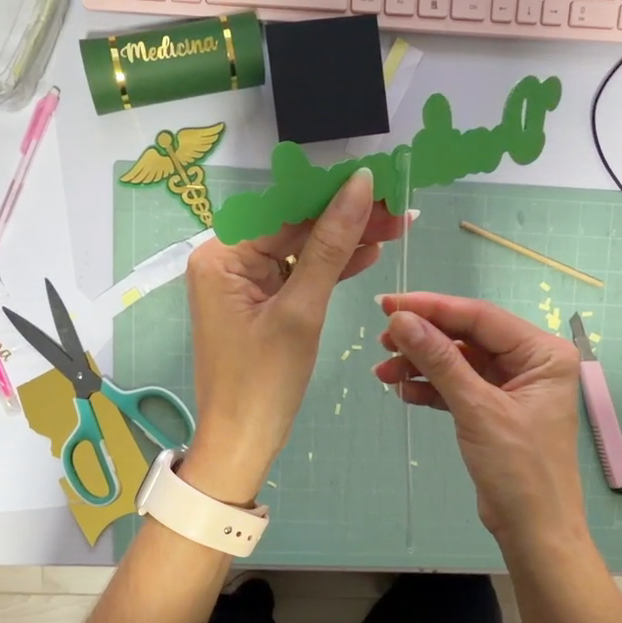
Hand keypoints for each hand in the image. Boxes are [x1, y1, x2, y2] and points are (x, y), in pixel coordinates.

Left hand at [182, 169, 407, 503]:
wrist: (241, 443)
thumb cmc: (264, 383)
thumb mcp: (301, 311)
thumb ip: (330, 246)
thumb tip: (360, 185)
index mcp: (221, 256)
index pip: (286, 210)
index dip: (336, 193)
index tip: (382, 179)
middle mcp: (225, 262)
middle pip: (293, 227)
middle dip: (346, 217)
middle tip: (399, 207)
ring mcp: (241, 285)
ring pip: (299, 250)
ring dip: (344, 241)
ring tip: (396, 226)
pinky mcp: (257, 306)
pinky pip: (296, 276)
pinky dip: (328, 269)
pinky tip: (367, 255)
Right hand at [373, 293, 585, 548]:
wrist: (533, 528)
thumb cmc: (519, 469)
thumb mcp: (477, 410)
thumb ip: (440, 361)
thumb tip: (402, 320)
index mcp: (542, 353)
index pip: (481, 317)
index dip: (433, 309)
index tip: (389, 305)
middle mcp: (530, 363)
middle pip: (468, 337)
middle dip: (424, 339)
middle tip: (382, 341)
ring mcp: (512, 388)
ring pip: (459, 363)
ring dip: (422, 365)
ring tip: (383, 372)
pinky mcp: (494, 412)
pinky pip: (458, 388)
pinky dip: (431, 388)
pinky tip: (404, 390)